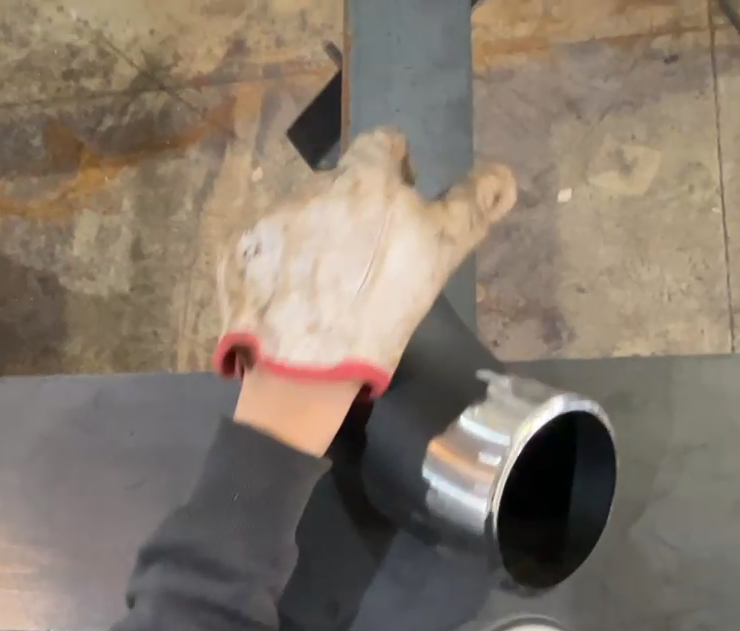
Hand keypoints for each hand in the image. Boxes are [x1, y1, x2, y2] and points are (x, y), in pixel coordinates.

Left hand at [213, 128, 516, 400]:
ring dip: (310, 243)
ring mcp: (267, 219)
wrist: (303, 374)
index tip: (394, 207)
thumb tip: (503, 176)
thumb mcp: (438, 258)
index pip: (382, 147)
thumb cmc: (381, 315)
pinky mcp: (236, 252)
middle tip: (357, 267)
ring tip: (317, 295)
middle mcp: (310, 186)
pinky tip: (286, 305)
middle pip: (337, 187)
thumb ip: (470, 208)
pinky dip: (274, 270)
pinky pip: (261, 250)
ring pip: (297, 219)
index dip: (394, 171)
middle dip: (349, 214)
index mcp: (365, 179)